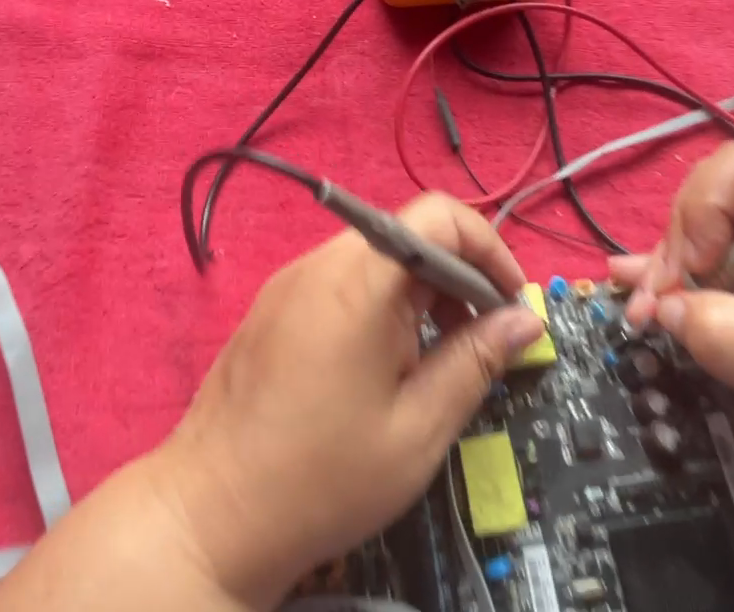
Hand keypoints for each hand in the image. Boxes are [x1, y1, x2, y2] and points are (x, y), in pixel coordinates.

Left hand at [154, 193, 544, 608]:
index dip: (488, 249)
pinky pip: (343, 281)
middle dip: (458, 277)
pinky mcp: (273, 307)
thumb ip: (476, 362)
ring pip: (376, 258)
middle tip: (481, 340)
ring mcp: (290, 283)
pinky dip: (382, 304)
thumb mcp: (418, 428)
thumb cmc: (322, 478)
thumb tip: (525, 319)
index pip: (439, 217)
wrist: (208, 515)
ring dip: (421, 293)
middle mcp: (321, 264)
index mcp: (359, 282)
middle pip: (408, 235)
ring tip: (436, 358)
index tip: (509, 304)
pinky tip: (386, 363)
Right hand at [611, 144, 733, 505]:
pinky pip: (706, 269)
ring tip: (639, 314)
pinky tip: (635, 293)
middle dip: (677, 247)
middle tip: (656, 304)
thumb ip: (732, 336)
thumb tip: (664, 308)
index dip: (706, 206)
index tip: (698, 267)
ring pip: (701, 236)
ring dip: (666, 271)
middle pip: (712, 201)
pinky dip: (671, 282)